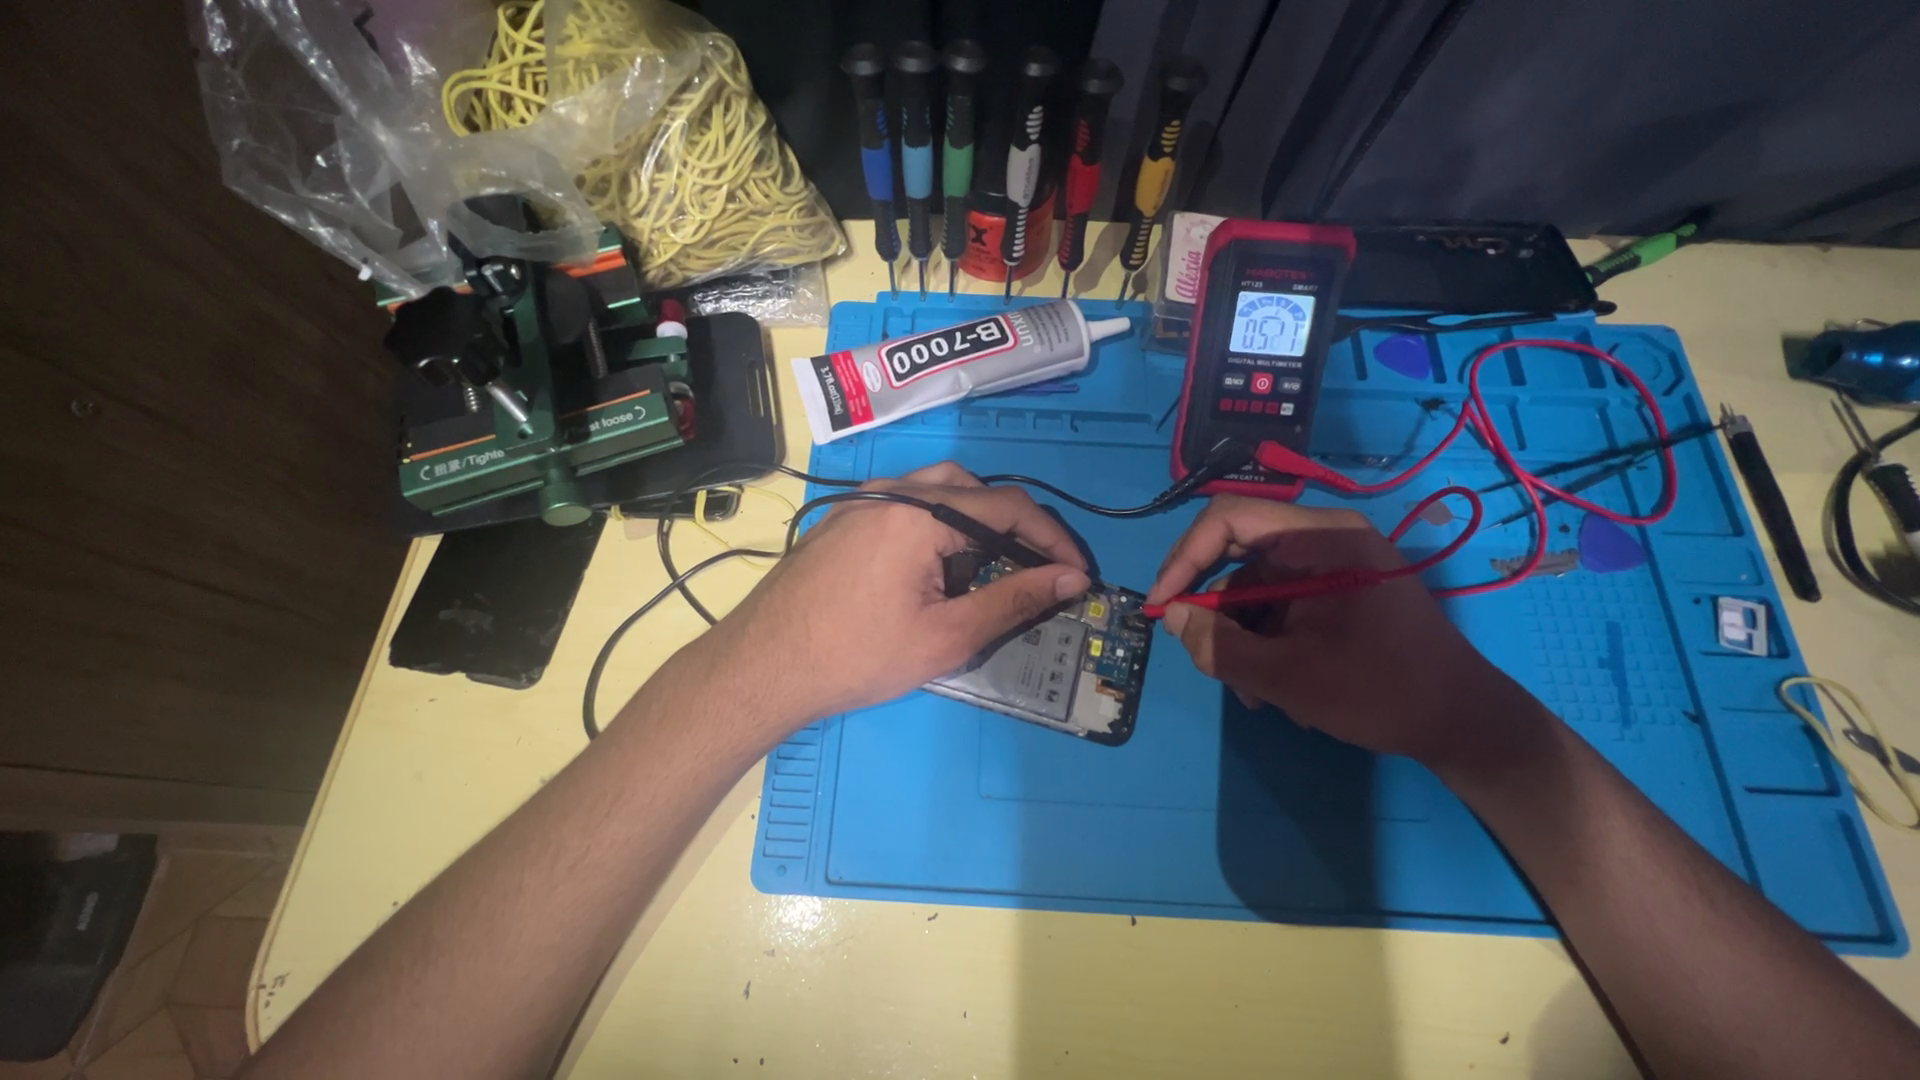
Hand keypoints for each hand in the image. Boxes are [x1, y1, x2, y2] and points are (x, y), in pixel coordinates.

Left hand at [699, 462, 1090, 730]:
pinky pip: (906, 505)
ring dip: (973, 524)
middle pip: (973, 489)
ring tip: (984, 572)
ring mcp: (862, 501)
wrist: (763, 668)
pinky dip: (937, 527)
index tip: (1078, 574)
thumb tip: (1071, 578)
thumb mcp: (947, 636)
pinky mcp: (845, 519)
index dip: (1052, 539)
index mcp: (920, 513)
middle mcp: (891, 491)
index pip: (1008, 507)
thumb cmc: (858, 657)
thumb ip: (1014, 600)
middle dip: (1013, 527)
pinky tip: (934, 570)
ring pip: (938, 492)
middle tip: (1033, 571)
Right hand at [1146, 496, 1538, 768]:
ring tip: (1254, 692)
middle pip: (1238, 554)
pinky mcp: (1335, 593)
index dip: (1185, 558)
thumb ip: (1220, 645)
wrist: (1463, 723)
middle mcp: (1324, 540)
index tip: (1163, 606)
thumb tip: (1173, 615)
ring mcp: (1331, 566)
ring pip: (1254, 588)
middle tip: (1197, 649)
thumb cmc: (1381, 691)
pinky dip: (1265, 642)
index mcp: (1321, 539)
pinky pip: (1278, 606)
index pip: (1229, 519)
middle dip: (1215, 609)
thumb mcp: (1288, 676)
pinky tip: (1274, 688)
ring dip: (1241, 637)